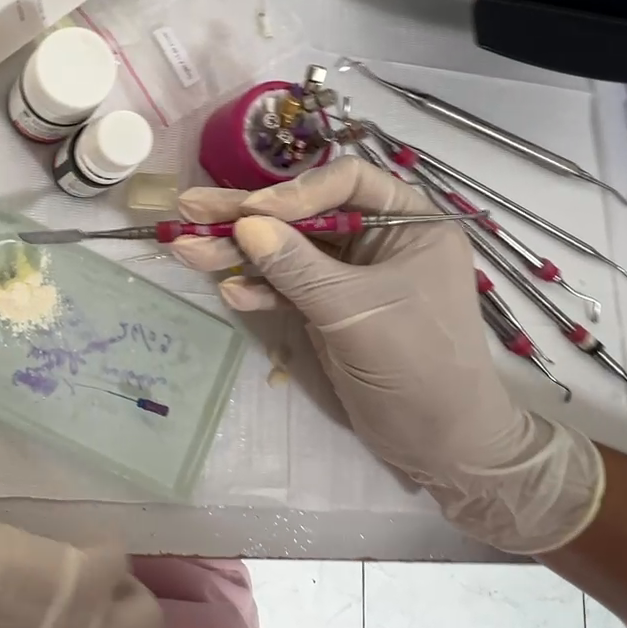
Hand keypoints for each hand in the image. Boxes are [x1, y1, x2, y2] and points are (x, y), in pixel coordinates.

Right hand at [172, 156, 602, 554]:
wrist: (441, 446)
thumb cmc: (419, 368)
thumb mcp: (355, 312)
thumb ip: (298, 267)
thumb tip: (245, 225)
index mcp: (409, 224)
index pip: (347, 181)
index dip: (296, 190)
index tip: (253, 213)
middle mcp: (378, 239)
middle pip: (305, 213)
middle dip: (247, 216)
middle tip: (191, 206)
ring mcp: (350, 274)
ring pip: (287, 250)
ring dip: (239, 253)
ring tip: (185, 248)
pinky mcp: (329, 306)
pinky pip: (287, 286)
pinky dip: (259, 289)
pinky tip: (229, 292)